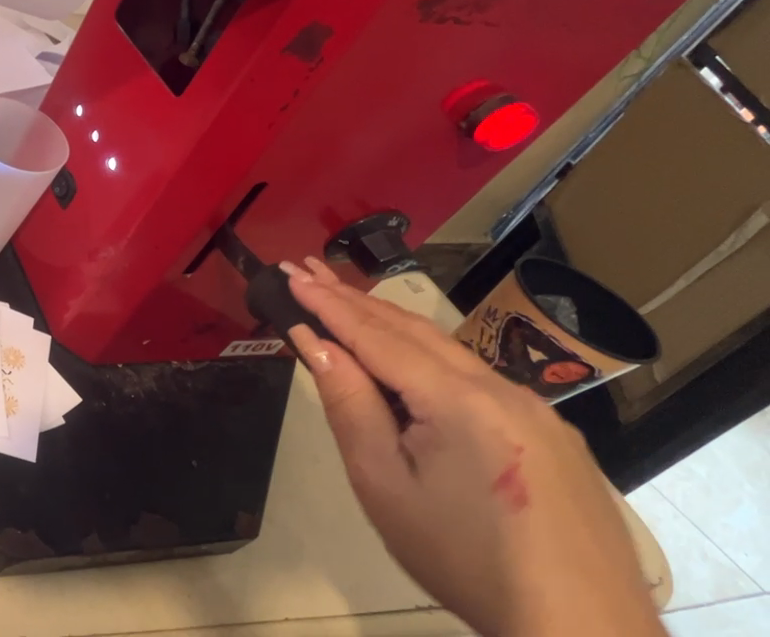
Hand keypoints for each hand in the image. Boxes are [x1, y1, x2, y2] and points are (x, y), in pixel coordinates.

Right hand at [283, 259, 662, 636]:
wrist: (580, 633)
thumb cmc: (462, 558)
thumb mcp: (384, 484)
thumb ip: (349, 404)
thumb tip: (314, 342)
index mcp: (460, 401)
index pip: (376, 336)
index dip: (327, 303)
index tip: (287, 272)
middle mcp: (504, 391)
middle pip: (413, 331)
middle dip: (354, 298)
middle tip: (306, 269)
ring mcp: (537, 412)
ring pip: (448, 351)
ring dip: (390, 322)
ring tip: (345, 298)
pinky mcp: (554, 436)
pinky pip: (477, 378)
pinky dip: (428, 355)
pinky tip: (407, 357)